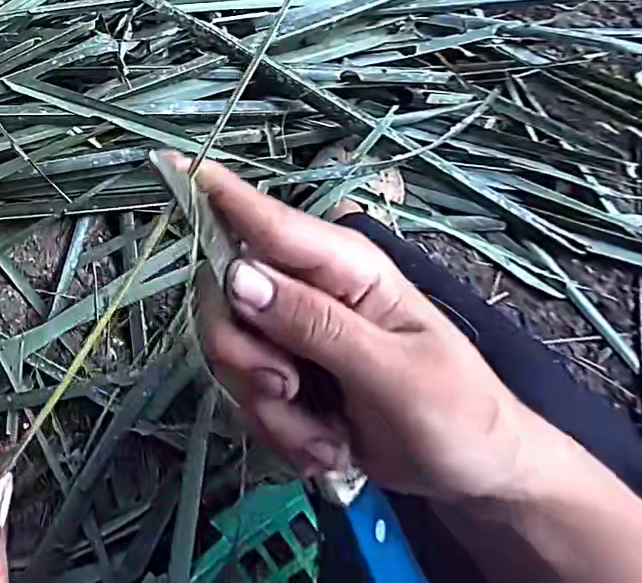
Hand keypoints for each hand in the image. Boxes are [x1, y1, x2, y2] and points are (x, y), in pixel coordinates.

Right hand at [181, 153, 551, 503]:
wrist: (475, 478)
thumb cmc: (459, 413)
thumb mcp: (398, 374)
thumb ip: (316, 323)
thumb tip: (237, 275)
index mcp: (339, 263)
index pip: (263, 216)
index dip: (211, 189)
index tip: (165, 164)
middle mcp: (302, 282)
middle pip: (223, 290)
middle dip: (245, 352)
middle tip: (289, 389)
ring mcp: (286, 324)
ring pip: (225, 343)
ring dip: (266, 402)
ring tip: (324, 432)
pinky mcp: (277, 364)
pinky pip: (238, 385)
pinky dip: (274, 425)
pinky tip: (322, 442)